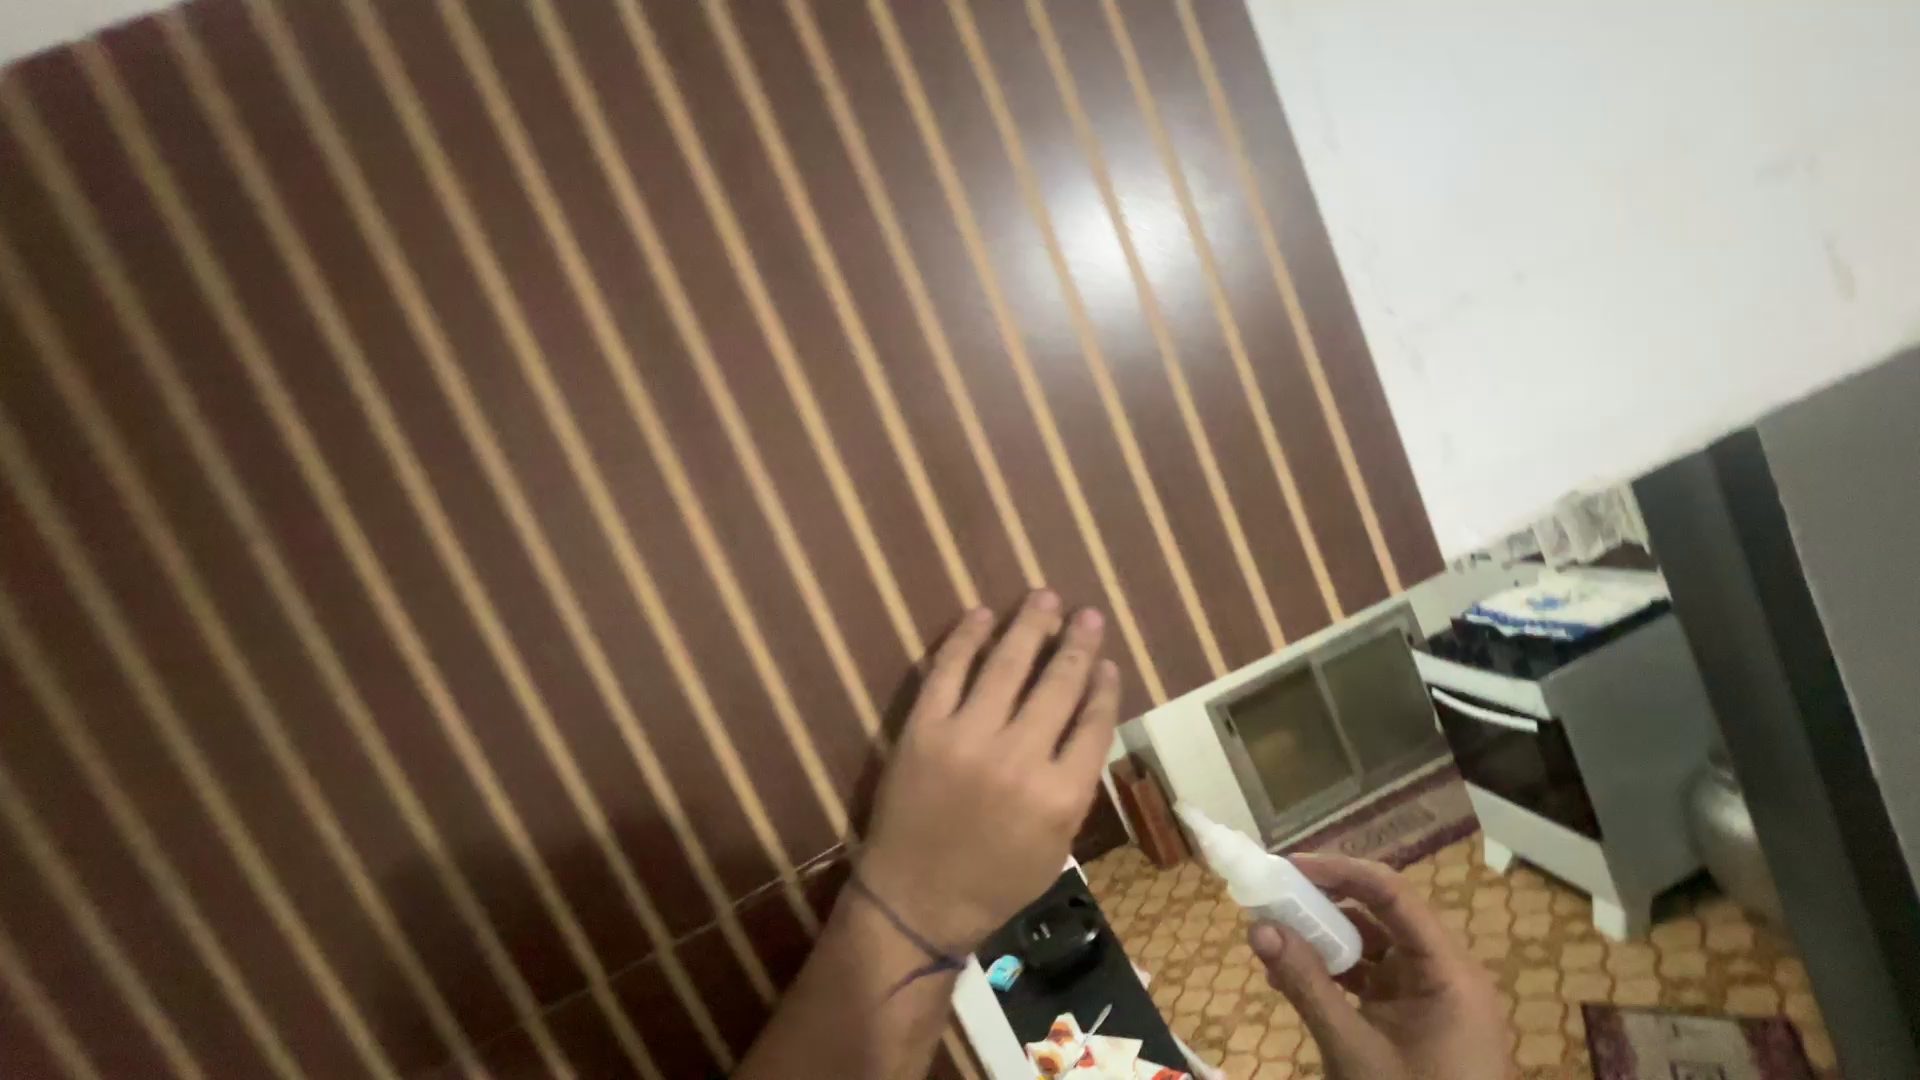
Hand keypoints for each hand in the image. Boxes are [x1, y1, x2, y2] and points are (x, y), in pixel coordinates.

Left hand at [857, 590, 1121, 949]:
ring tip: (1046, 597)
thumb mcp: (1057, 845)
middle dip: (1077, 645)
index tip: (1107, 661)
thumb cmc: (994, 881)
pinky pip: (948, 671)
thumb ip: (1075, 783)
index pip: (1094, 724)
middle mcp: (1020, 758)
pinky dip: (966, 639)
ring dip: (1029, 627)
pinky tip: (983, 615)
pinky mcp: (924, 728)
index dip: (1104, 687)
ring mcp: (968, 738)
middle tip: (1089, 614)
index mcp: (1061, 795)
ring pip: (1006, 666)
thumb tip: (1087, 718)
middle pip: (1058, 685)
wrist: (916, 899)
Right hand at [1250, 854, 1514, 1079]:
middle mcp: (1446, 972)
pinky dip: (1333, 969)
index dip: (1339, 871)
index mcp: (1449, 973)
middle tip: (1273, 894)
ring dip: (1323, 935)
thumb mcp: (1354, 1052)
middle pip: (1381, 911)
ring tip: (1275, 935)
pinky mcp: (1416, 1017)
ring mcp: (1431, 995)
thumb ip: (1306, 985)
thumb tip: (1256, 927)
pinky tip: (1293, 978)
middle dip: (1324, 900)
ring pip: (1372, 941)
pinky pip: (1371, 974)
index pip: (1392, 894)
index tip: (1287, 866)